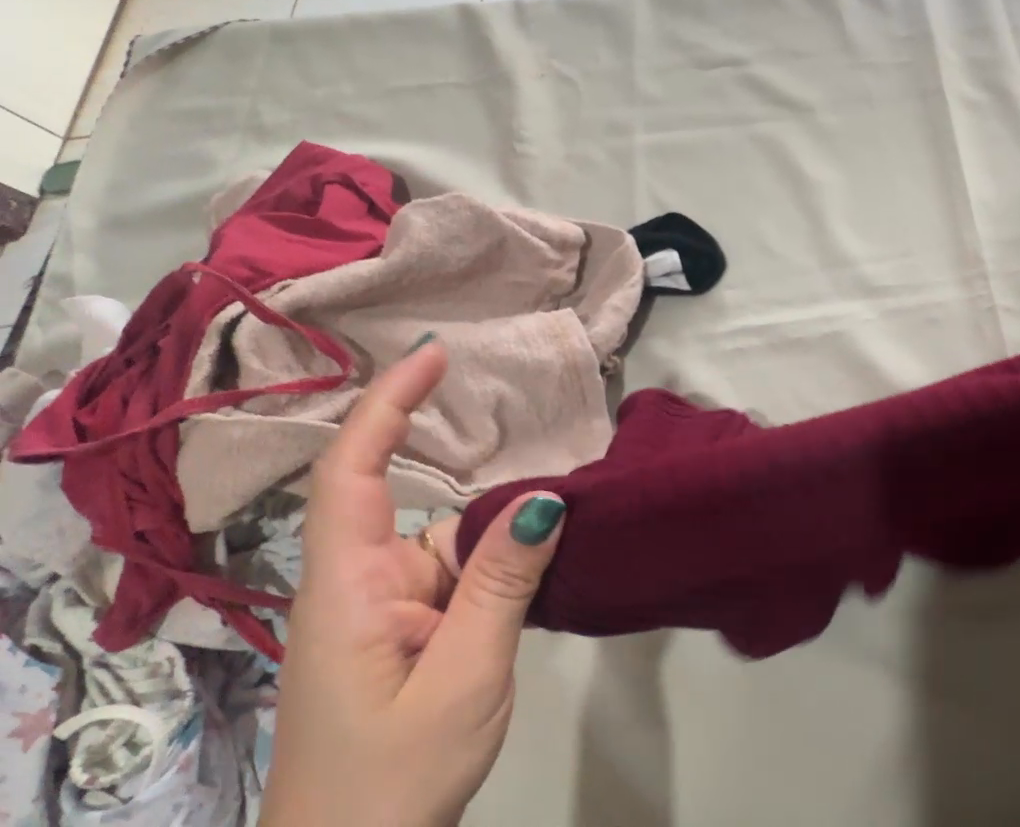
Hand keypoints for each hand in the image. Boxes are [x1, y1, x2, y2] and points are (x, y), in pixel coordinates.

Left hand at [262, 337, 567, 826]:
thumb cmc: (394, 775)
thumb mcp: (466, 676)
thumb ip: (502, 584)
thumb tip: (543, 500)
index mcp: (348, 588)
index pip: (354, 473)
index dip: (388, 406)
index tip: (436, 355)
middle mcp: (360, 587)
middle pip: (427, 514)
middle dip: (490, 512)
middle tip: (560, 510)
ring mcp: (384, 614)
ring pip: (452, 550)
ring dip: (502, 554)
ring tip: (559, 560)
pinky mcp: (407, 636)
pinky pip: (459, 582)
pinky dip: (500, 577)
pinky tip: (540, 585)